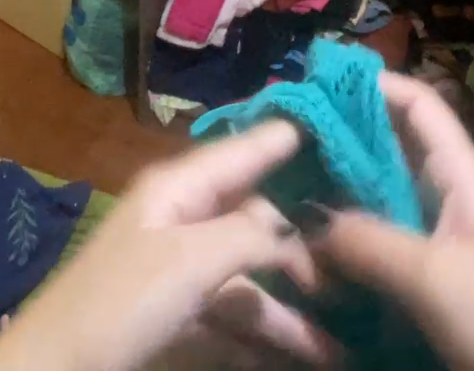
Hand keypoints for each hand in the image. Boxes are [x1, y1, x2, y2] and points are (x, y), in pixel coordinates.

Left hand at [0, 120, 334, 370]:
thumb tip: (298, 226)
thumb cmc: (121, 300)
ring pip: (248, 278)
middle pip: (254, 221)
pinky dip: (262, 336)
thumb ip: (248, 235)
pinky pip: (232, 315)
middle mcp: (183, 218)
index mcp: (179, 188)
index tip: (332, 125)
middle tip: (352, 276)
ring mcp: (179, 268)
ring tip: (337, 350)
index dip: (283, 137)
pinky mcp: (176, 312)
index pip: (242, 150)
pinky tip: (298, 357)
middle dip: (300, 250)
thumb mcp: (189, 259)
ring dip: (289, 313)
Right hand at [309, 73, 473, 370]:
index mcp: (460, 173)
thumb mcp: (436, 277)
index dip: (374, 83)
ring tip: (284, 184)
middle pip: (388, 145)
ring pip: (375, 194)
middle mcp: (444, 194)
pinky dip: (342, 237)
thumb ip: (368, 242)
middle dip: (340, 136)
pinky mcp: (423, 277)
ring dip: (335, 190)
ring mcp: (434, 236)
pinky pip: (373, 241)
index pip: (418, 103)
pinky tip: (307, 244)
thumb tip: (304, 221)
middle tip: (284, 138)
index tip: (318, 83)